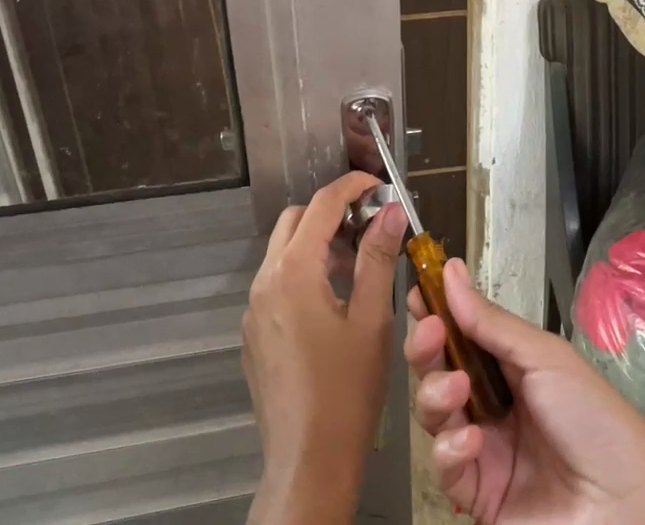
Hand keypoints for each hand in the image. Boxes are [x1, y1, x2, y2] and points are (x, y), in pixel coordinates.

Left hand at [243, 170, 407, 524]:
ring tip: (359, 266)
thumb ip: (378, 256)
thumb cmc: (348, 389)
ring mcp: (253, 309)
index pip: (321, 205)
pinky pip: (276, 285)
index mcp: (292, 271)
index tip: (380, 185)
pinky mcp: (253, 334)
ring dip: (318, 245)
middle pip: (295, 222)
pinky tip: (334, 304)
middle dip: (332, 214)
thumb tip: (390, 209)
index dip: (352, 186)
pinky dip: (304, 275)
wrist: (308, 460)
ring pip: (283, 253)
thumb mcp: (372, 319)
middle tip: (370, 228)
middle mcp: (264, 282)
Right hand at [406, 259, 644, 524]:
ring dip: (436, 393)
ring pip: (434, 414)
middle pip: (440, 370)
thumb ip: (492, 322)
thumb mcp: (547, 358)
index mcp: (514, 369)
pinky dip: (450, 449)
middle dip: (427, 347)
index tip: (418, 291)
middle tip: (428, 330)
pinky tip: (472, 440)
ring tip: (456, 387)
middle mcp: (494, 404)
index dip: (439, 313)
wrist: (626, 506)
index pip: (464, 335)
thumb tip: (450, 271)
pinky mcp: (476, 493)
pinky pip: (445, 466)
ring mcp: (483, 449)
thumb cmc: (595, 419)